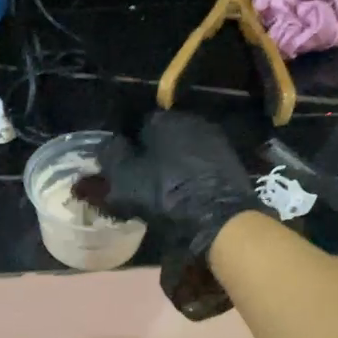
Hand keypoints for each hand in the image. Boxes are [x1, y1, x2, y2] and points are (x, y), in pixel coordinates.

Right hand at [96, 111, 262, 259]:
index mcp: (164, 120)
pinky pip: (201, 164)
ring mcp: (215, 140)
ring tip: (164, 190)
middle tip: (143, 180)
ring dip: (174, 164)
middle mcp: (192, 121)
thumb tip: (106, 145)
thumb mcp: (125, 179)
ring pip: (184, 150)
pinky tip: (187, 194)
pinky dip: (192, 175)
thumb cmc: (165, 194)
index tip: (124, 168)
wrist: (219, 217)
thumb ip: (111, 157)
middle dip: (153, 153)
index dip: (128, 148)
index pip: (138, 125)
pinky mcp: (231, 161)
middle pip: (164, 136)